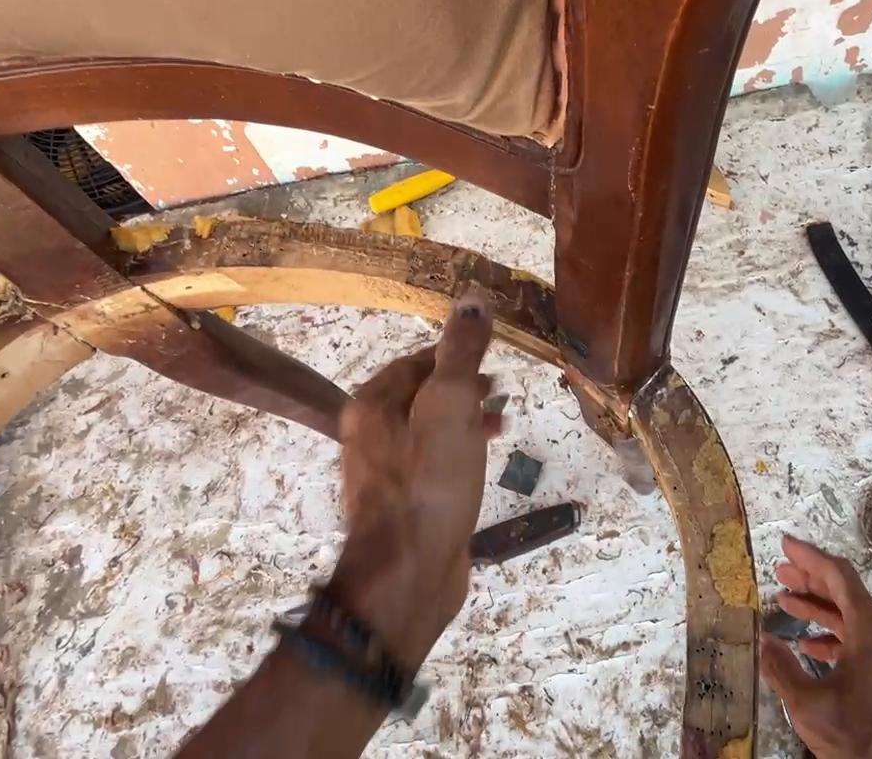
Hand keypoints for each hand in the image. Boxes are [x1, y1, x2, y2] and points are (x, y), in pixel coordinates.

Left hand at [326, 291, 499, 666]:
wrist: (409, 575)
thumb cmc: (430, 483)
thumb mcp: (452, 406)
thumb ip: (461, 351)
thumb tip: (473, 296)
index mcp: (373, 404)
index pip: (419, 360)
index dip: (457, 355)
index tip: (493, 362)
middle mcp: (370, 432)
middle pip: (423, 393)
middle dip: (464, 388)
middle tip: (500, 393)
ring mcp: (385, 471)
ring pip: (431, 428)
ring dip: (466, 419)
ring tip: (500, 425)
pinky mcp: (404, 501)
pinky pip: (434, 461)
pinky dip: (460, 451)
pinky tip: (483, 463)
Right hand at [761, 535, 871, 758]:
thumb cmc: (861, 738)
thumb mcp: (810, 706)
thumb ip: (782, 669)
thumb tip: (762, 641)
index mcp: (871, 629)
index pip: (838, 575)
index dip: (810, 556)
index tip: (785, 544)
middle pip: (844, 592)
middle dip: (810, 578)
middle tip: (780, 570)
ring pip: (851, 616)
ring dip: (818, 607)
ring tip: (785, 602)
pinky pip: (859, 639)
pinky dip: (832, 634)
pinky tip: (807, 644)